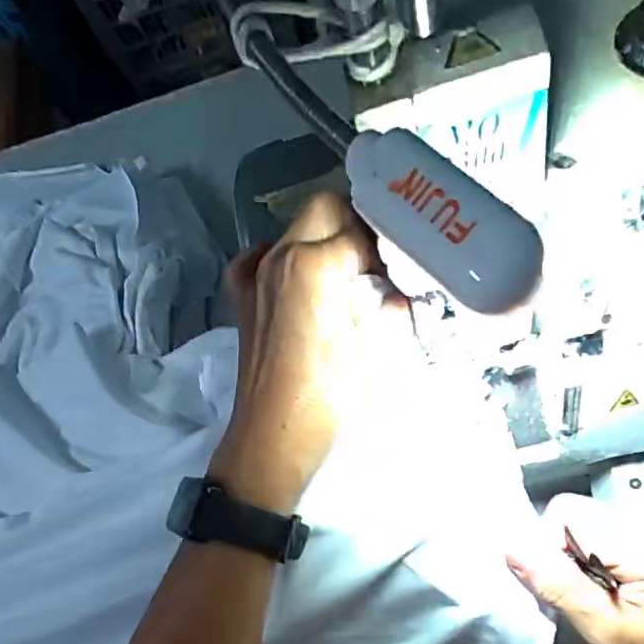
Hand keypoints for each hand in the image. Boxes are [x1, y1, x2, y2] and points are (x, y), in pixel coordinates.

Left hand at [210, 193, 405, 512]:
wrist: (276, 435)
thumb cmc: (331, 398)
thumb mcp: (375, 350)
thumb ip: (387, 306)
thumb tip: (398, 291)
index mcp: (316, 265)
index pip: (363, 230)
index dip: (387, 247)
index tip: (400, 267)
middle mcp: (281, 256)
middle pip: (324, 208)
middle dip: (355, 225)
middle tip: (376, 260)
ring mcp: (256, 273)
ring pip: (296, 229)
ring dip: (324, 240)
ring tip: (347, 276)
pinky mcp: (243, 295)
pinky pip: (264, 257)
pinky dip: (286, 259)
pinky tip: (303, 284)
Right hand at [507, 494, 643, 643]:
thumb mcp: (603, 633)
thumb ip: (559, 586)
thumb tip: (515, 550)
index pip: (576, 518)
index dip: (553, 548)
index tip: (561, 587)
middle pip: (585, 515)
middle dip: (569, 552)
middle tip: (584, 597)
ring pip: (593, 522)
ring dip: (583, 555)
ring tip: (599, 594)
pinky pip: (610, 531)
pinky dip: (598, 556)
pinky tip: (609, 586)